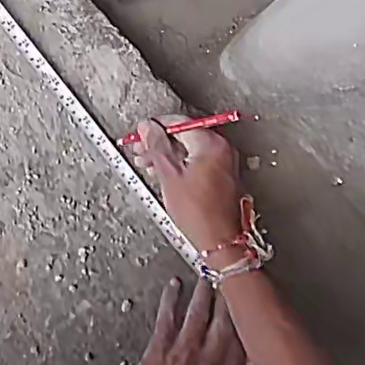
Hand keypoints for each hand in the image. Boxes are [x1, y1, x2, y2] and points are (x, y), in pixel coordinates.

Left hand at [123, 278, 246, 364]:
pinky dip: (170, 299)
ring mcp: (183, 350)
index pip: (245, 346)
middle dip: (231, 299)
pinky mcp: (159, 348)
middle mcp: (207, 360)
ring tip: (210, 274)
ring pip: (198, 313)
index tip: (257, 308)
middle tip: (235, 278)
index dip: (252, 325)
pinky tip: (174, 285)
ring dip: (205, 293)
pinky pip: (167, 317)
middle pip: (224, 322)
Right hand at [128, 116, 243, 252]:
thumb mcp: (169, 176)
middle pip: (185, 134)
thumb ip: (157, 146)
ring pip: (190, 148)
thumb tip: (147, 127)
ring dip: (168, 154)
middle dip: (160, 142)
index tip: (140, 135)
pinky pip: (198, 160)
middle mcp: (222, 148)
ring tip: (148, 165)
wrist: (218, 241)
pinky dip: (181, 163)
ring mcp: (225, 161)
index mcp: (211, 144)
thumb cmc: (197, 212)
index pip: (179, 123)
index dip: (155, 128)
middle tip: (140, 151)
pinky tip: (165, 173)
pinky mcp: (223, 174)